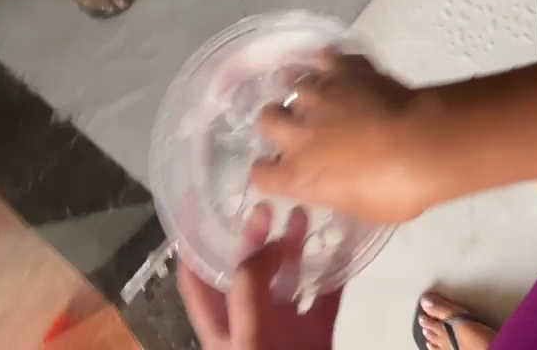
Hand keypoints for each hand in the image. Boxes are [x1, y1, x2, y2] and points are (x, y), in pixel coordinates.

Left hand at [177, 204, 340, 349]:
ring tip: (306, 215)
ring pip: (287, 278)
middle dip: (254, 237)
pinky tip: (344, 245)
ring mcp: (284, 331)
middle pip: (246, 270)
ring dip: (295, 246)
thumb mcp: (249, 344)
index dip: (191, 242)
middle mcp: (250, 325)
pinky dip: (335, 271)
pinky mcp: (317, 337)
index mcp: (222, 331)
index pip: (196, 279)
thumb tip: (264, 244)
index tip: (196, 202)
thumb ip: (249, 293)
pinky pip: (326, 296)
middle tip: (269, 206)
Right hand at [250, 52, 456, 224]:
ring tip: (314, 92)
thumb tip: (333, 183)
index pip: (260, 173)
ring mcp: (319, 94)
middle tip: (297, 125)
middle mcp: (299, 130)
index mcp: (298, 173)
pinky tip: (338, 69)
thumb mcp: (359, 207)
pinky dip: (330, 62)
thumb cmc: (395, 190)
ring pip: (292, 82)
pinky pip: (326, 57)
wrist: (422, 144)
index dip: (268, 172)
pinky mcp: (343, 68)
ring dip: (300, 87)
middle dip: (277, 120)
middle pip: (266, 117)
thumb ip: (335, 190)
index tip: (279, 171)